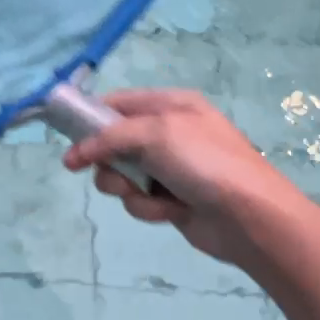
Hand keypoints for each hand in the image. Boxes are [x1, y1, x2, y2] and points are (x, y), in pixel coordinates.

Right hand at [61, 88, 310, 266]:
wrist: (249, 216)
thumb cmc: (204, 163)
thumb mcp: (155, 134)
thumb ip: (107, 138)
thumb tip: (72, 156)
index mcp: (170, 104)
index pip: (116, 103)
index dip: (90, 119)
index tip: (69, 140)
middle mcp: (168, 132)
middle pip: (111, 143)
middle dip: (107, 162)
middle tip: (113, 172)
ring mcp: (169, 167)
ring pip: (120, 175)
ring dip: (126, 188)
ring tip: (148, 195)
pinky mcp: (170, 198)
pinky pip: (137, 199)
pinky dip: (147, 207)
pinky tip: (169, 212)